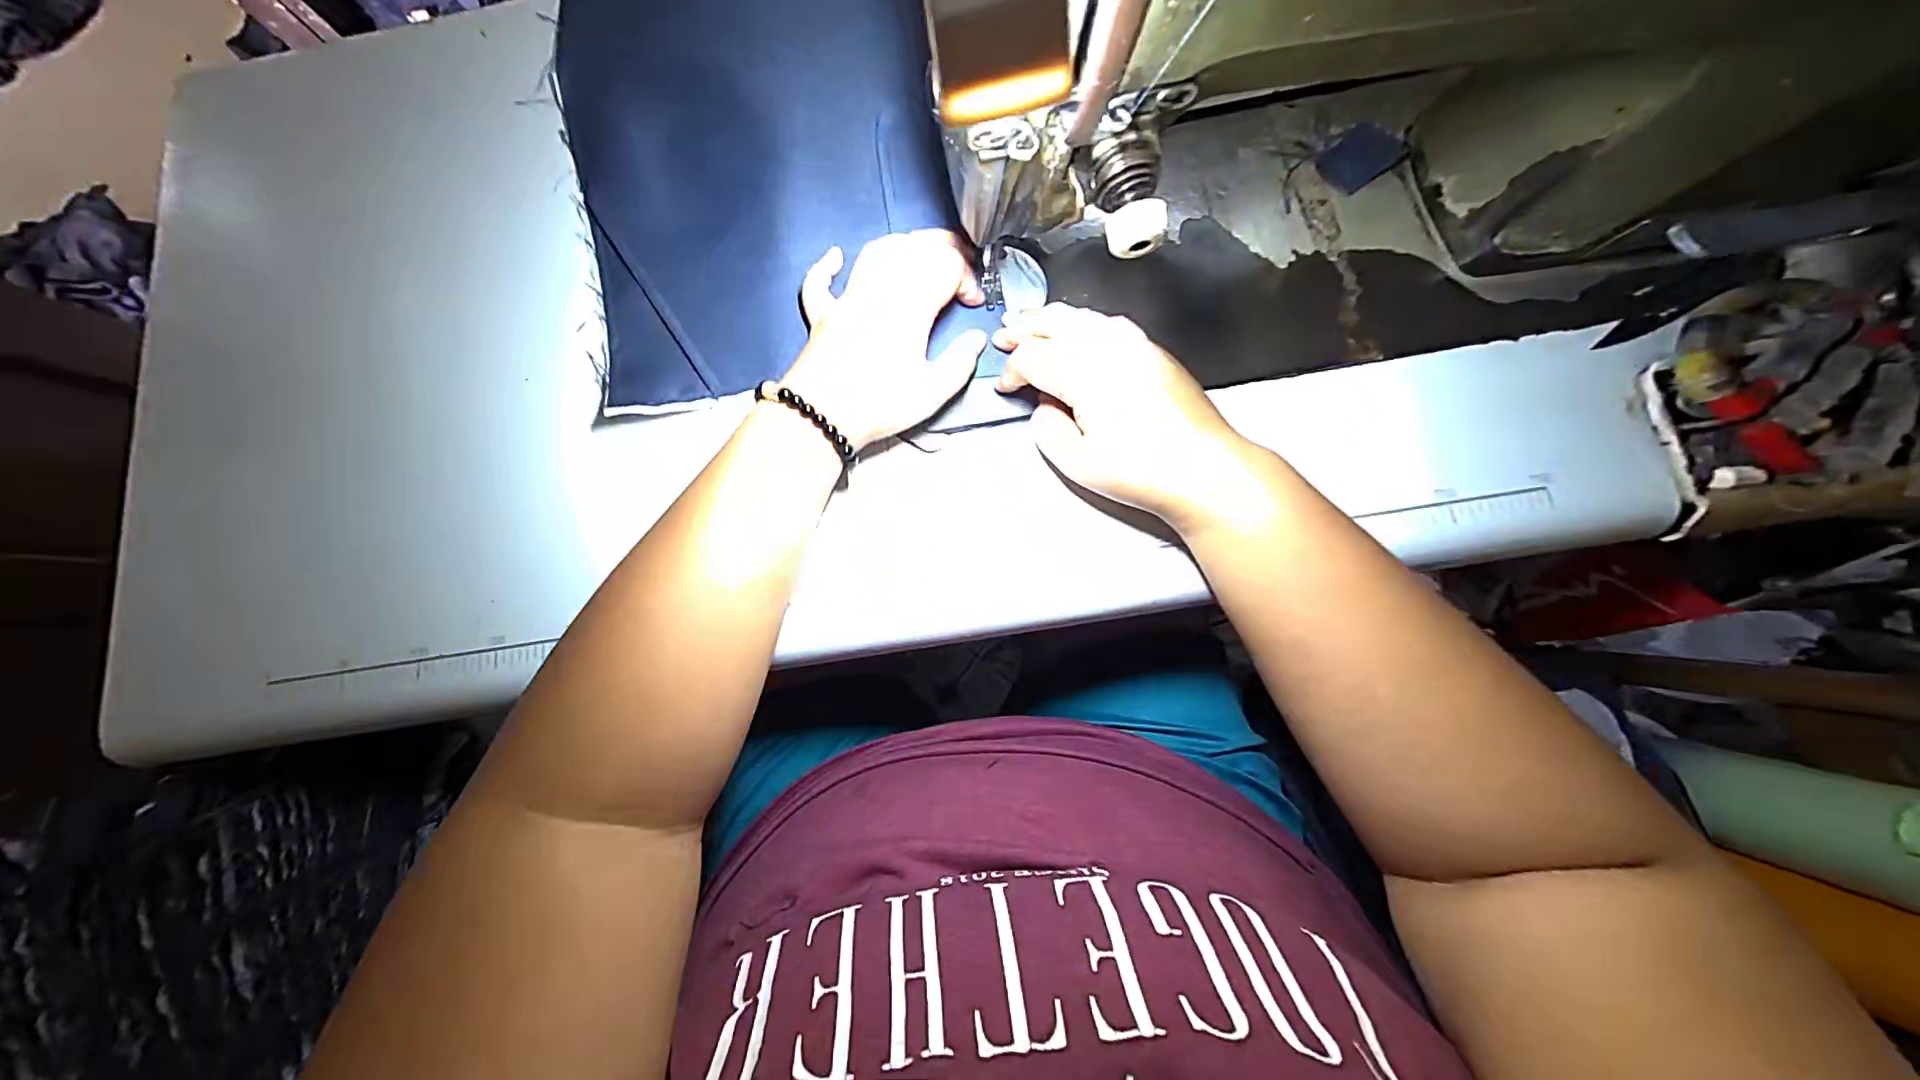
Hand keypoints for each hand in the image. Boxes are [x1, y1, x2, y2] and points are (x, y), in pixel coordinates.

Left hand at [777, 230, 988, 449]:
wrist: (821, 416)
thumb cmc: (876, 406)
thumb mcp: (933, 391)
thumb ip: (961, 362)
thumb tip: (976, 341)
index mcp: (910, 306)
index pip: (946, 265)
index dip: (966, 277)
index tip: (970, 300)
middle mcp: (879, 291)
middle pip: (915, 246)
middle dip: (944, 248)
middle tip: (958, 269)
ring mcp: (848, 299)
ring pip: (876, 250)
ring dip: (903, 245)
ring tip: (922, 257)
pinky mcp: (824, 314)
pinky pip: (822, 279)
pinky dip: (829, 265)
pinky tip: (836, 257)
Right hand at [994, 303, 1264, 532]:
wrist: (1205, 469)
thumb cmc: (1146, 470)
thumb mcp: (1077, 462)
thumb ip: (1047, 428)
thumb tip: (1044, 407)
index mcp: (1083, 371)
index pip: (1032, 356)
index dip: (1011, 370)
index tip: (1005, 385)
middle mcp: (1108, 346)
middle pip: (1055, 322)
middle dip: (1025, 327)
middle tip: (1005, 333)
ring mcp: (1135, 344)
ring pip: (1082, 316)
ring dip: (1052, 319)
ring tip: (1035, 325)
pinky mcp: (1153, 350)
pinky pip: (1108, 323)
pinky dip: (1083, 323)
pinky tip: (1079, 333)